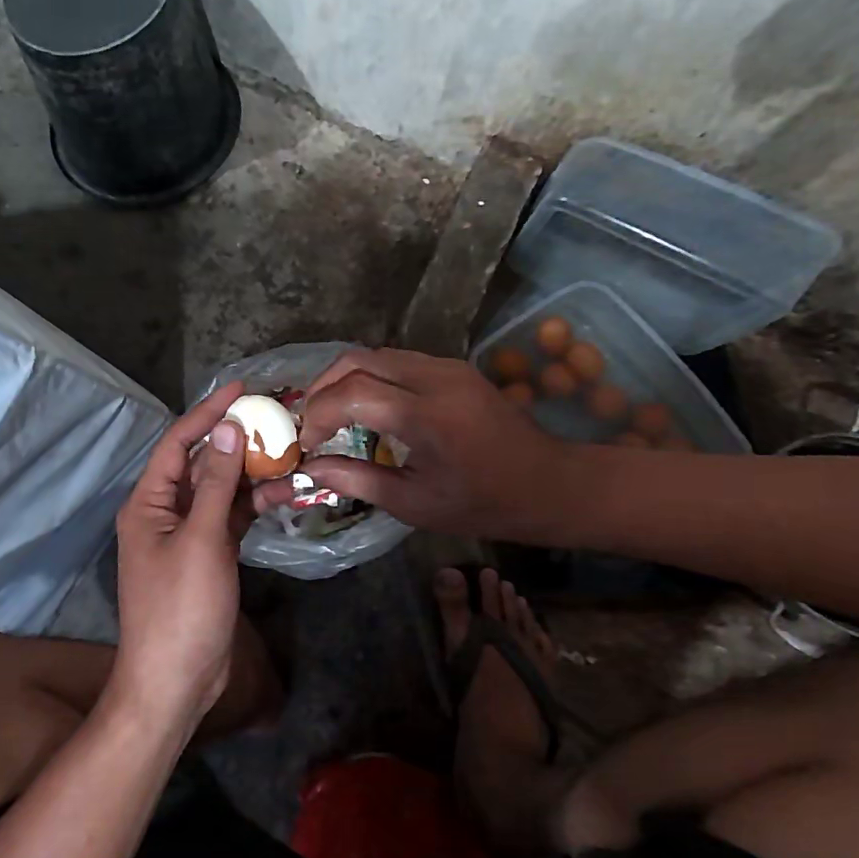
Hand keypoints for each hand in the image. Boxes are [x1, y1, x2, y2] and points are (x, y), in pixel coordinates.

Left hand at [112, 383, 256, 724]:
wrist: (176, 680)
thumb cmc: (180, 606)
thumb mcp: (200, 539)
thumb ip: (216, 483)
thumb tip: (228, 429)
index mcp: (149, 501)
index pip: (179, 443)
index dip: (208, 413)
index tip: (240, 390)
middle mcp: (166, 510)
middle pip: (204, 464)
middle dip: (238, 442)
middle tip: (278, 418)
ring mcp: (189, 534)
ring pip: (223, 491)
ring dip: (253, 474)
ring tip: (293, 454)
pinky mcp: (210, 554)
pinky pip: (232, 519)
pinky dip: (256, 506)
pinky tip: (287, 493)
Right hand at [254, 349, 574, 538]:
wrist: (551, 484)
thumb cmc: (482, 503)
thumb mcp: (414, 503)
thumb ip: (357, 480)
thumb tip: (310, 468)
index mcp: (427, 417)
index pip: (353, 393)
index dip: (318, 414)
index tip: (307, 443)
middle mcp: (435, 378)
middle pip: (357, 360)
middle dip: (323, 388)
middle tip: (309, 422)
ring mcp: (447, 366)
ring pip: (375, 354)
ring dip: (344, 378)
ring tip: (330, 412)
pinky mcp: (453, 366)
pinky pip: (396, 360)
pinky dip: (369, 376)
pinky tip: (365, 406)